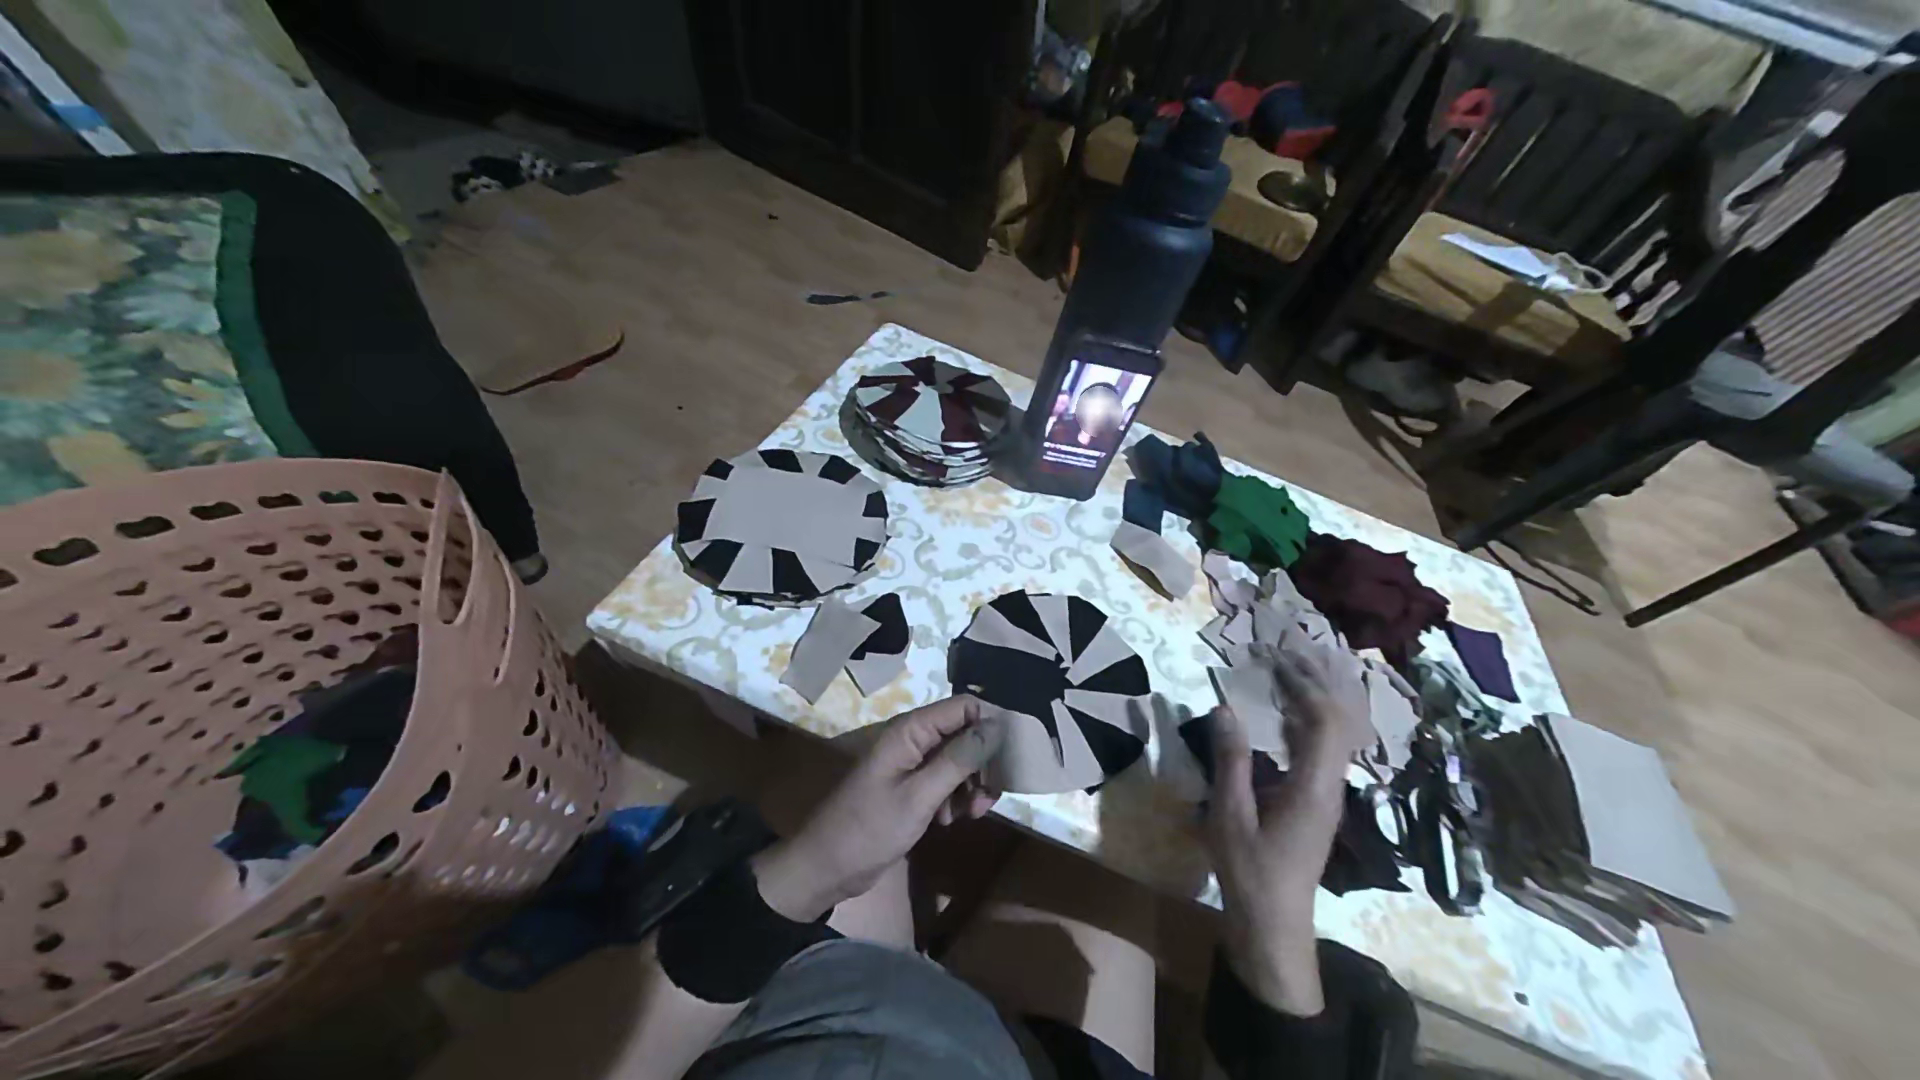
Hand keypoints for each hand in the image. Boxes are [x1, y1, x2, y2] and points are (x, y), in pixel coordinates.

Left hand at [752, 696, 1004, 921]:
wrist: (828, 868)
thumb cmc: (870, 829)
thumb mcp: (919, 796)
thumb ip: (959, 759)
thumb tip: (996, 726)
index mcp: (910, 731)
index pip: (963, 707)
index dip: (990, 724)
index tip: (1011, 756)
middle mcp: (914, 740)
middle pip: (964, 734)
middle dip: (983, 762)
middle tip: (990, 795)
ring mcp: (913, 764)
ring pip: (959, 760)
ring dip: (971, 785)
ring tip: (971, 814)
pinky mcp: (913, 787)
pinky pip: (946, 782)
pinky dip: (955, 798)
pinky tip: (950, 821)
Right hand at [1205, 647, 1368, 1015]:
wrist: (1275, 922)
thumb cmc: (1250, 870)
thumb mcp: (1230, 815)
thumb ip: (1230, 761)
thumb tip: (1225, 707)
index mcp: (1314, 787)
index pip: (1326, 722)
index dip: (1306, 685)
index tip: (1276, 658)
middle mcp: (1331, 785)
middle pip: (1340, 721)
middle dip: (1318, 680)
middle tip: (1289, 648)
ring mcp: (1328, 793)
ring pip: (1336, 733)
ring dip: (1317, 696)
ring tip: (1293, 665)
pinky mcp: (1317, 799)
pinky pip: (1322, 746)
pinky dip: (1309, 717)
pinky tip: (1289, 709)